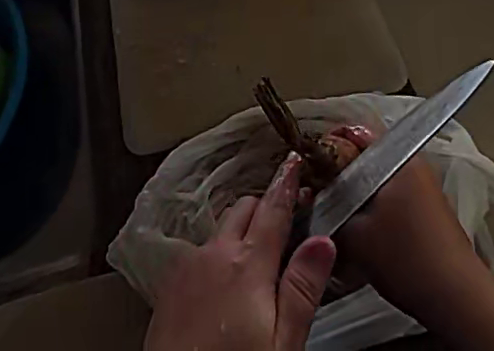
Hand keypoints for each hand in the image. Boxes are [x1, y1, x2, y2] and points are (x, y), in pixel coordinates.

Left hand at [144, 152, 336, 350]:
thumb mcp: (282, 343)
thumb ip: (302, 288)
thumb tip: (323, 239)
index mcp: (249, 263)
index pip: (274, 208)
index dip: (287, 182)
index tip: (295, 161)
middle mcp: (216, 253)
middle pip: (245, 208)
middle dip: (265, 207)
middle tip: (285, 224)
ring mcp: (189, 266)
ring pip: (221, 228)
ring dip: (240, 230)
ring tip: (256, 258)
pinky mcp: (170, 284)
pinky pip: (200, 251)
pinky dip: (217, 253)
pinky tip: (225, 282)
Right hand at [329, 124, 493, 350]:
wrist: (455, 296)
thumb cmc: (406, 257)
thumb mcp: (355, 233)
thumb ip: (328, 208)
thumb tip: (310, 195)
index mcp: (397, 155)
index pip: (354, 130)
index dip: (327, 143)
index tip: (309, 163)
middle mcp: (412, 161)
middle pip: (365, 152)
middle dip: (339, 169)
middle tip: (317, 189)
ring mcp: (422, 183)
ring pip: (377, 175)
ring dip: (355, 189)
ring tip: (335, 210)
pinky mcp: (426, 205)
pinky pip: (390, 192)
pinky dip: (372, 203)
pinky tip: (360, 227)